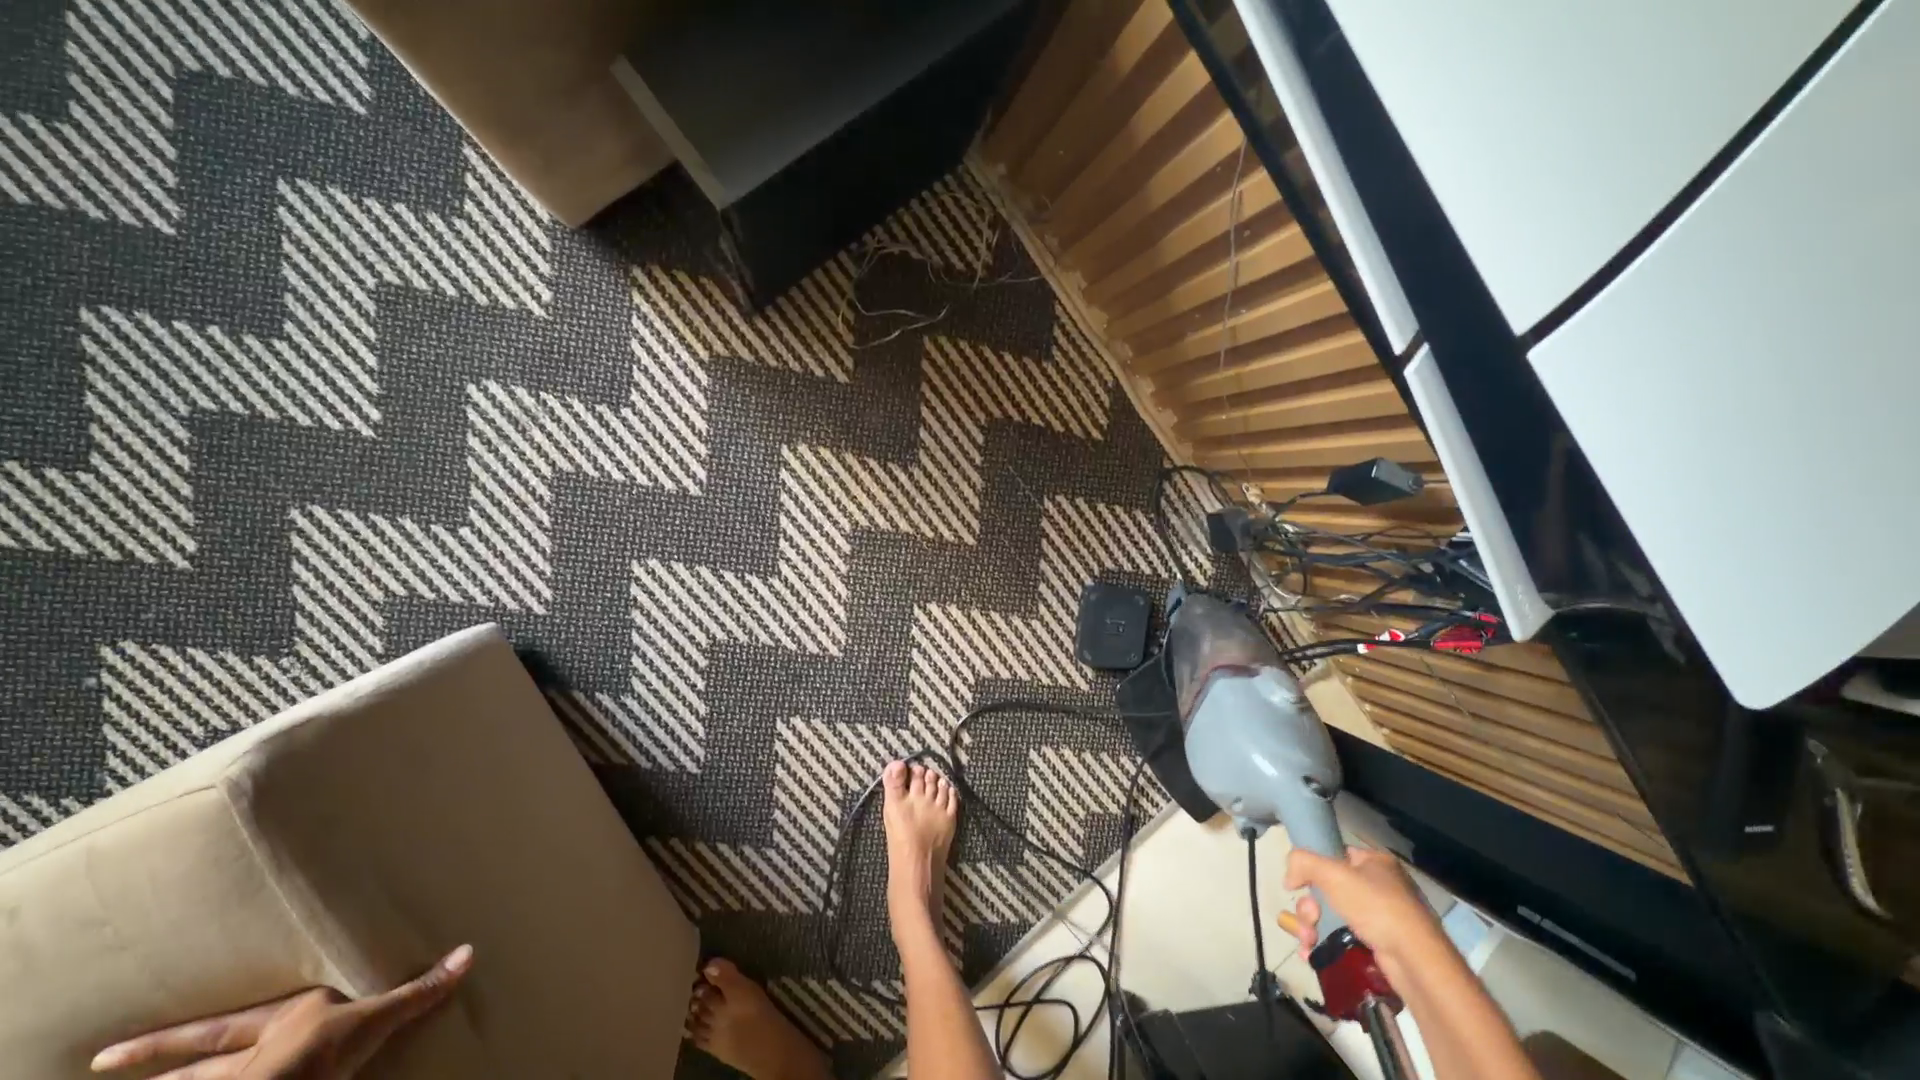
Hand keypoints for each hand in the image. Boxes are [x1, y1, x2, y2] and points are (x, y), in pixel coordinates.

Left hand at [92, 945, 473, 1078]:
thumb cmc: (327, 1049)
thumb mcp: (378, 1018)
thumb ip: (418, 991)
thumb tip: (468, 953)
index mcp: (280, 1022)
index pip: (218, 1029)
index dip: (168, 1041)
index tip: (108, 1054)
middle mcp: (252, 1055)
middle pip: (192, 1063)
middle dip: (150, 1065)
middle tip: (99, 1066)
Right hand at [1282, 847, 1442, 964]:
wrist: (1414, 959)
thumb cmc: (1376, 907)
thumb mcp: (1333, 874)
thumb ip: (1303, 862)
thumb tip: (1289, 878)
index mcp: (1375, 862)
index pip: (1335, 855)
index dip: (1313, 868)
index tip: (1299, 885)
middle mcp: (1379, 886)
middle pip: (1327, 889)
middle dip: (1309, 906)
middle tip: (1309, 919)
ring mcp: (1380, 916)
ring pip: (1330, 914)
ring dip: (1311, 926)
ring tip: (1308, 941)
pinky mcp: (1377, 943)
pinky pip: (1340, 937)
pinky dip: (1323, 943)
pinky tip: (1310, 953)